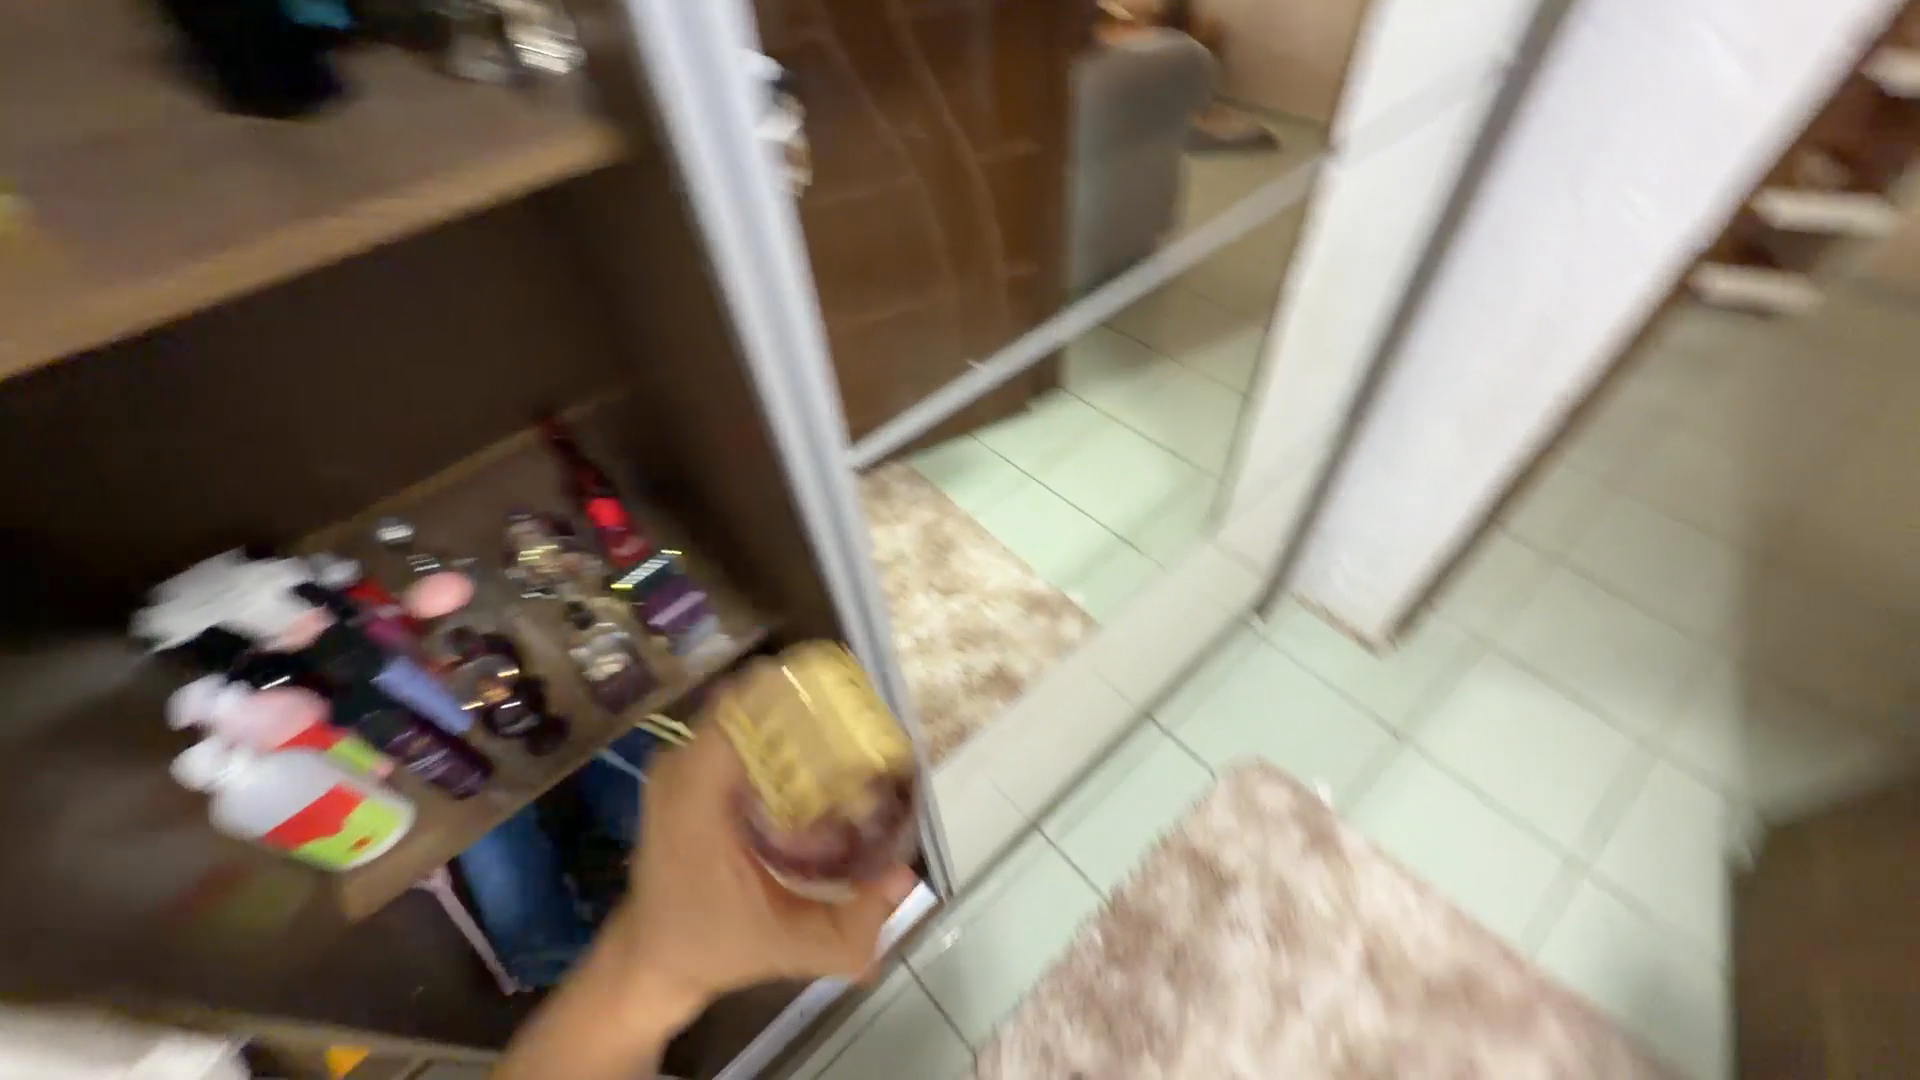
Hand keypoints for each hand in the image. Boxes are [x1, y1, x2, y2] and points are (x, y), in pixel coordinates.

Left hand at [609, 725, 918, 1020]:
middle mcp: (680, 771)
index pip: (743, 716)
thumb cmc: (717, 948)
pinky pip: (726, 729)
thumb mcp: (790, 945)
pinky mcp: (678, 773)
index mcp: (698, 801)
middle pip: (745, 704)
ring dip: (784, 716)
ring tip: (834, 730)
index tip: (846, 708)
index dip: (795, 703)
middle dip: (800, 705)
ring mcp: (674, 767)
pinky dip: (765, 732)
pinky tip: (802, 754)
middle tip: (850, 721)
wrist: (652, 961)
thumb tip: (905, 876)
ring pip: (736, 711)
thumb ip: (851, 922)